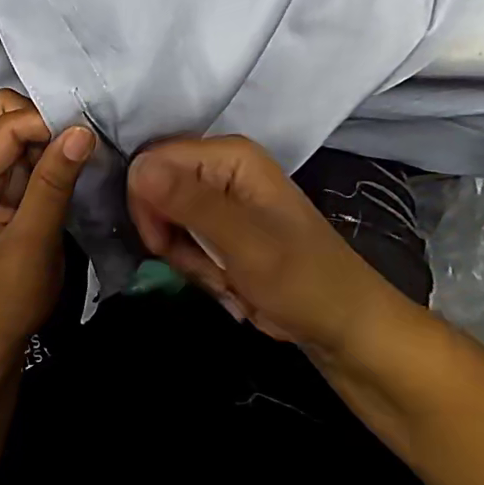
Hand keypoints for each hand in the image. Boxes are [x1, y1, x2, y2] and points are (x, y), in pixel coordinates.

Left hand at [0, 90, 96, 373]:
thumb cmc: (4, 301)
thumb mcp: (33, 243)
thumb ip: (54, 183)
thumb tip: (82, 131)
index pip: (4, 126)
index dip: (46, 122)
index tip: (88, 134)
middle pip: (0, 115)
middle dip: (42, 121)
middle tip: (80, 144)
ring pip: (10, 129)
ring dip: (45, 137)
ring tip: (79, 154)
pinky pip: (17, 153)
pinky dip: (43, 153)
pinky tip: (67, 166)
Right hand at [127, 135, 408, 357]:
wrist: (346, 330)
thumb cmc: (304, 282)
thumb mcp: (246, 244)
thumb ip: (190, 203)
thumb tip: (137, 169)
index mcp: (229, 155)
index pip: (152, 161)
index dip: (147, 202)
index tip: (163, 244)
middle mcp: (220, 166)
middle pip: (154, 188)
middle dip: (168, 234)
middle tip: (200, 265)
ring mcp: (220, 196)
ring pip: (163, 217)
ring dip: (183, 255)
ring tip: (221, 277)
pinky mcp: (219, 224)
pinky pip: (179, 236)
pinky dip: (193, 264)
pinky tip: (225, 280)